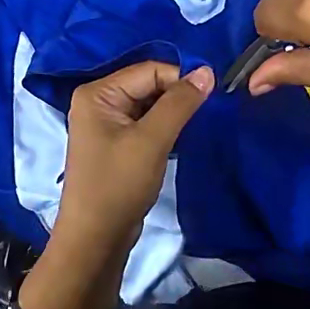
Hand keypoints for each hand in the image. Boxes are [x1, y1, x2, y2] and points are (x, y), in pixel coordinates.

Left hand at [56, 61, 213, 255]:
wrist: (95, 238)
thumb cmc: (119, 184)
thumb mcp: (152, 140)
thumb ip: (179, 103)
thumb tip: (207, 71)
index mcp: (97, 93)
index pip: (148, 70)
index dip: (181, 78)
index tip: (214, 93)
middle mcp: (97, 101)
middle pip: (147, 84)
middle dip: (177, 94)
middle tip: (210, 109)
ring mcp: (105, 123)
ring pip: (148, 104)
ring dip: (173, 111)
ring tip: (200, 122)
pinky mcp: (115, 142)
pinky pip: (144, 122)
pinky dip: (164, 126)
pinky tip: (183, 136)